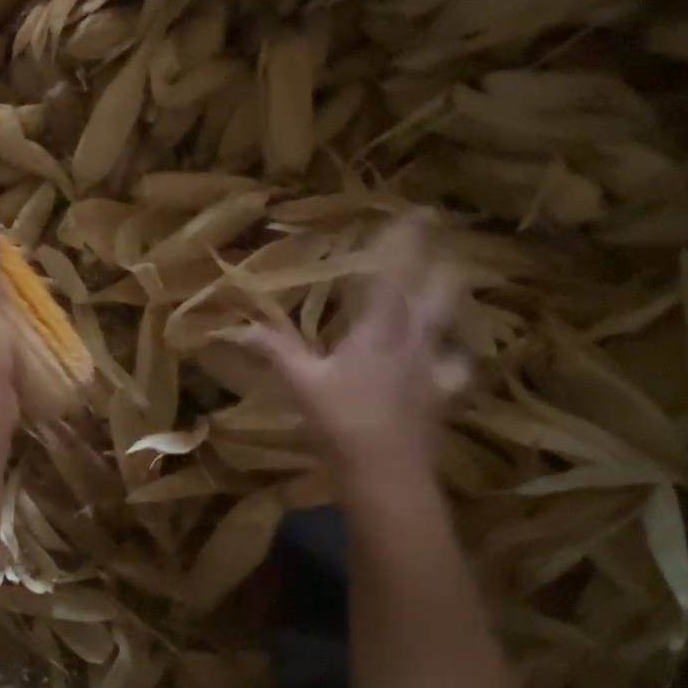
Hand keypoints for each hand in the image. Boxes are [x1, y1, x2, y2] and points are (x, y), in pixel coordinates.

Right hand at [232, 212, 467, 482]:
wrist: (387, 475)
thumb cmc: (340, 423)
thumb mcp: (300, 384)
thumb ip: (274, 349)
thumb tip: (232, 326)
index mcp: (378, 332)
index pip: (394, 276)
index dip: (405, 242)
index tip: (418, 212)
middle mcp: (414, 342)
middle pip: (439, 292)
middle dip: (440, 263)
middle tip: (440, 244)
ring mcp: (434, 369)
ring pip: (452, 323)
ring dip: (450, 301)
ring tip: (447, 288)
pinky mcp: (443, 395)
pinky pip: (456, 367)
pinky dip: (452, 358)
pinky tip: (446, 361)